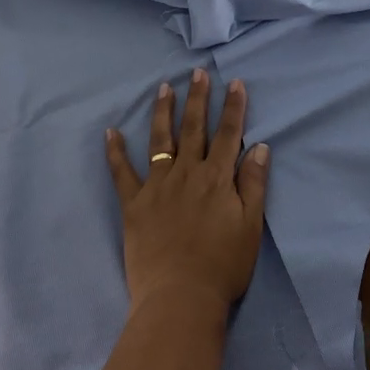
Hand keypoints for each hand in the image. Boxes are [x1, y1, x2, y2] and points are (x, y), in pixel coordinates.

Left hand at [104, 70, 269, 312]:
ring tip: (164, 88)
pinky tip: (110, 132)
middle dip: (198, 98)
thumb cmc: (223, 266)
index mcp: (217, 178)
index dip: (233, 107)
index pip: (228, 134)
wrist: (180, 297)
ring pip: (161, 140)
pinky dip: (115, 152)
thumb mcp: (251, 226)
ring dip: (163, 112)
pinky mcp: (134, 204)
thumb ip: (254, 184)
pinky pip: (121, 173)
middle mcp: (187, 173)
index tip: (234, 82)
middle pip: (194, 128)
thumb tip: (259, 146)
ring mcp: (157, 186)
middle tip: (197, 73)